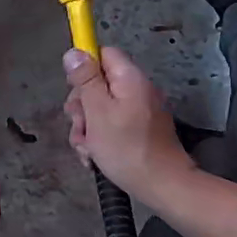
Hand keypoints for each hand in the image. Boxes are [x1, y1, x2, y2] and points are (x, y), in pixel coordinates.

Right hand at [62, 47, 194, 197]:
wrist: (162, 185)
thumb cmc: (126, 148)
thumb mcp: (97, 111)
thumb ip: (85, 80)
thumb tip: (74, 52)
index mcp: (129, 78)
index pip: (103, 54)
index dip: (84, 68)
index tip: (74, 90)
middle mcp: (137, 90)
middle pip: (98, 84)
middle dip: (81, 106)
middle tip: (79, 125)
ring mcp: (140, 112)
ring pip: (101, 109)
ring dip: (87, 127)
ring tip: (86, 148)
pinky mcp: (139, 131)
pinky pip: (112, 126)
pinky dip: (100, 139)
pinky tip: (94, 157)